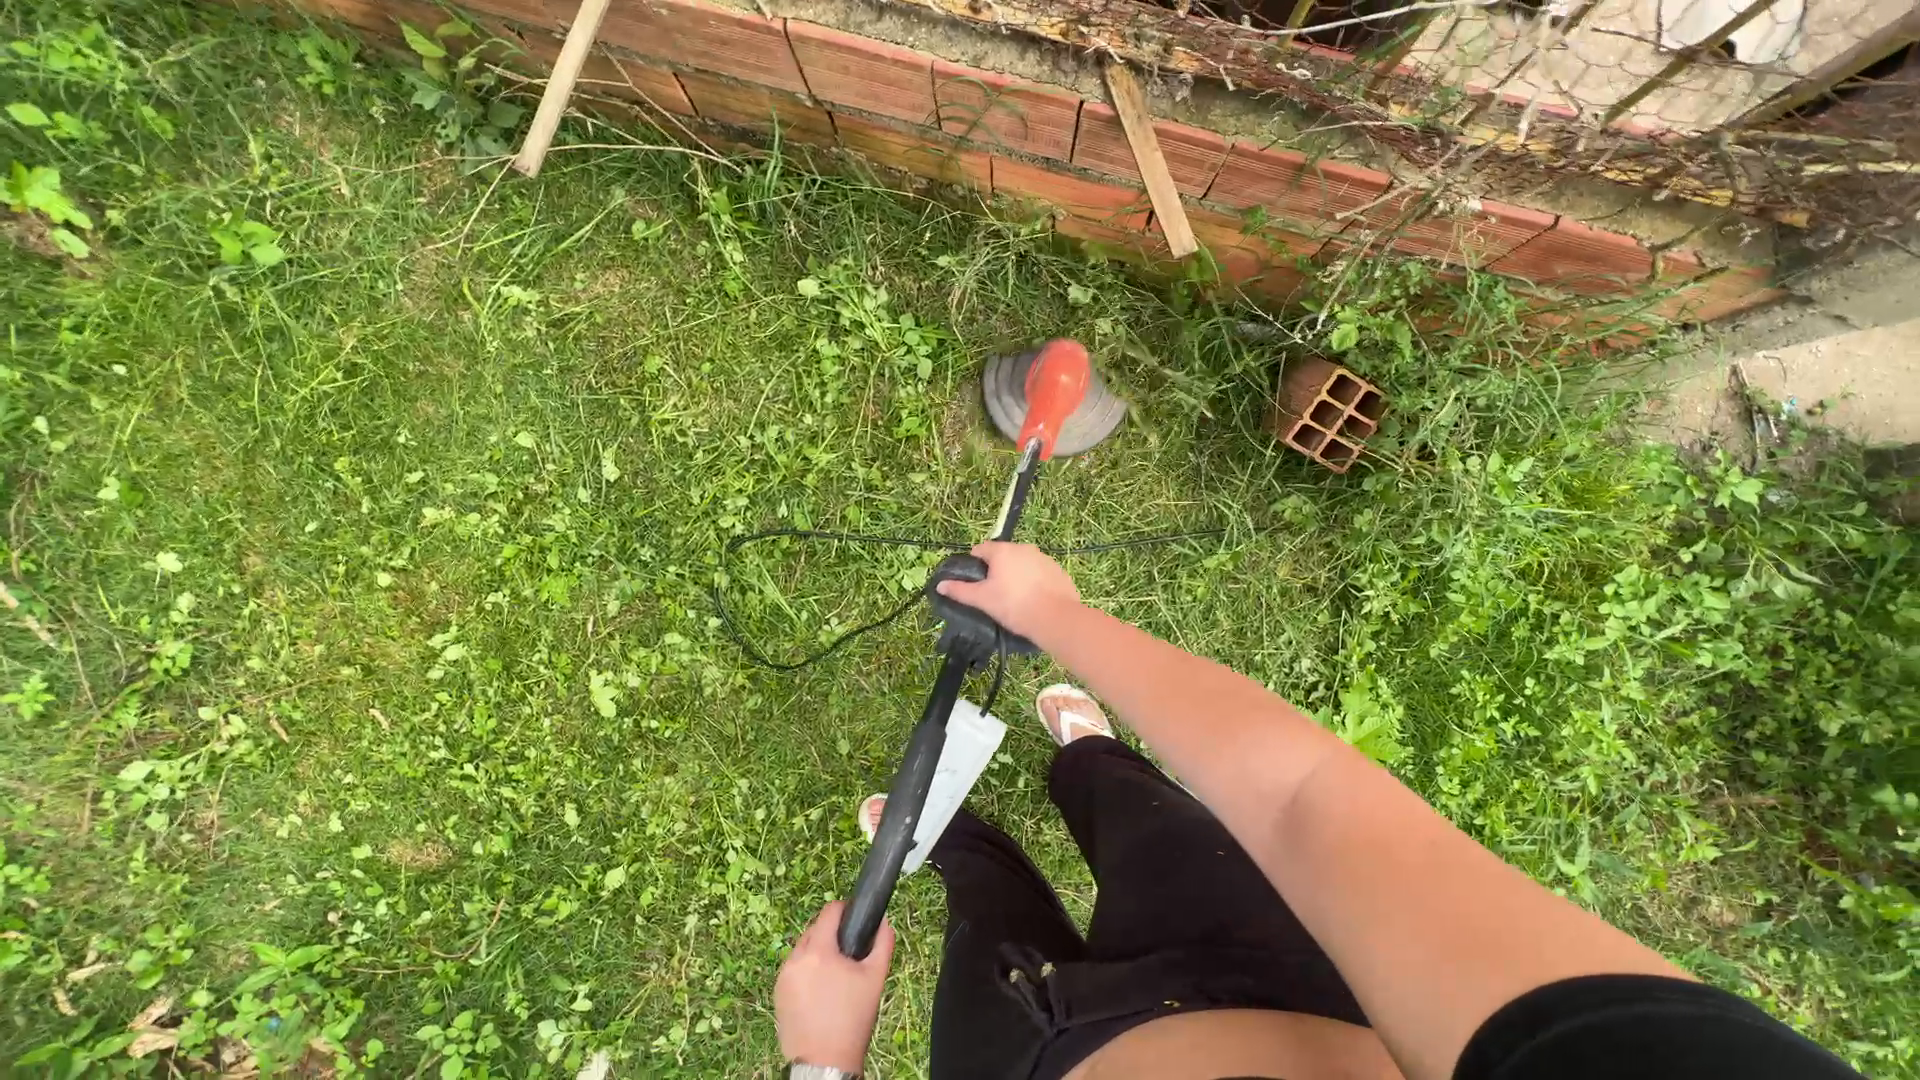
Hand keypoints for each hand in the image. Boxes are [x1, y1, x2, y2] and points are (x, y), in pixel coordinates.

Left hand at [775, 901, 894, 1072]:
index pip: (829, 912)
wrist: (825, 1063)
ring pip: (802, 950)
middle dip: (831, 935)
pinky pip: (793, 970)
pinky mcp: (777, 994)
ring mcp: (783, 977)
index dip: (845, 909)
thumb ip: (882, 943)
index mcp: (819, 951)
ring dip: (817, 953)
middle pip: (814, 929)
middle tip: (848, 954)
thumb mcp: (875, 979)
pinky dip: (806, 971)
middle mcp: (795, 959)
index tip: (855, 919)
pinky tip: (820, 990)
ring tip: (834, 975)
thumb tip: (883, 922)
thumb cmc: (853, 1020)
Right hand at [934, 542, 1081, 641]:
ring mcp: (1044, 558)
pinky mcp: (1058, 571)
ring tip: (1014, 599)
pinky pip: (1040, 573)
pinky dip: (1034, 582)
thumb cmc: (1014, 606)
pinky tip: (1033, 600)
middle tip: (993, 593)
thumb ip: (960, 590)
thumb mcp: (982, 600)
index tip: (975, 582)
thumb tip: (940, 585)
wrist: (1055, 618)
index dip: (974, 564)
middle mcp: (1024, 548)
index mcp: (1003, 551)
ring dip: (1016, 575)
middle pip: (1003, 555)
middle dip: (996, 570)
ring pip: (1022, 564)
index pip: (981, 549)